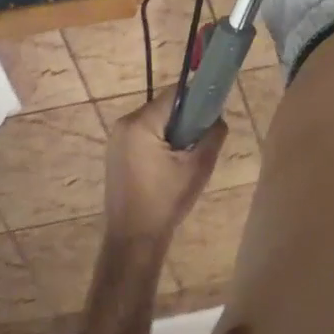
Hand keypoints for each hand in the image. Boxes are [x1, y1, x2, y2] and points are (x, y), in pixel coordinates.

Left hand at [101, 88, 225, 238]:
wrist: (133, 239)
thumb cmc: (166, 201)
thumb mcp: (199, 166)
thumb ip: (213, 134)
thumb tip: (218, 117)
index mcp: (141, 124)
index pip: (176, 93)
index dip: (197, 100)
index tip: (211, 116)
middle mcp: (124, 124)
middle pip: (164, 106)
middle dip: (185, 119)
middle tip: (199, 141)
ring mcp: (116, 139)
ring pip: (155, 121)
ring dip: (172, 131)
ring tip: (185, 157)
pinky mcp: (115, 153)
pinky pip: (144, 134)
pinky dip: (159, 141)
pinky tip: (168, 166)